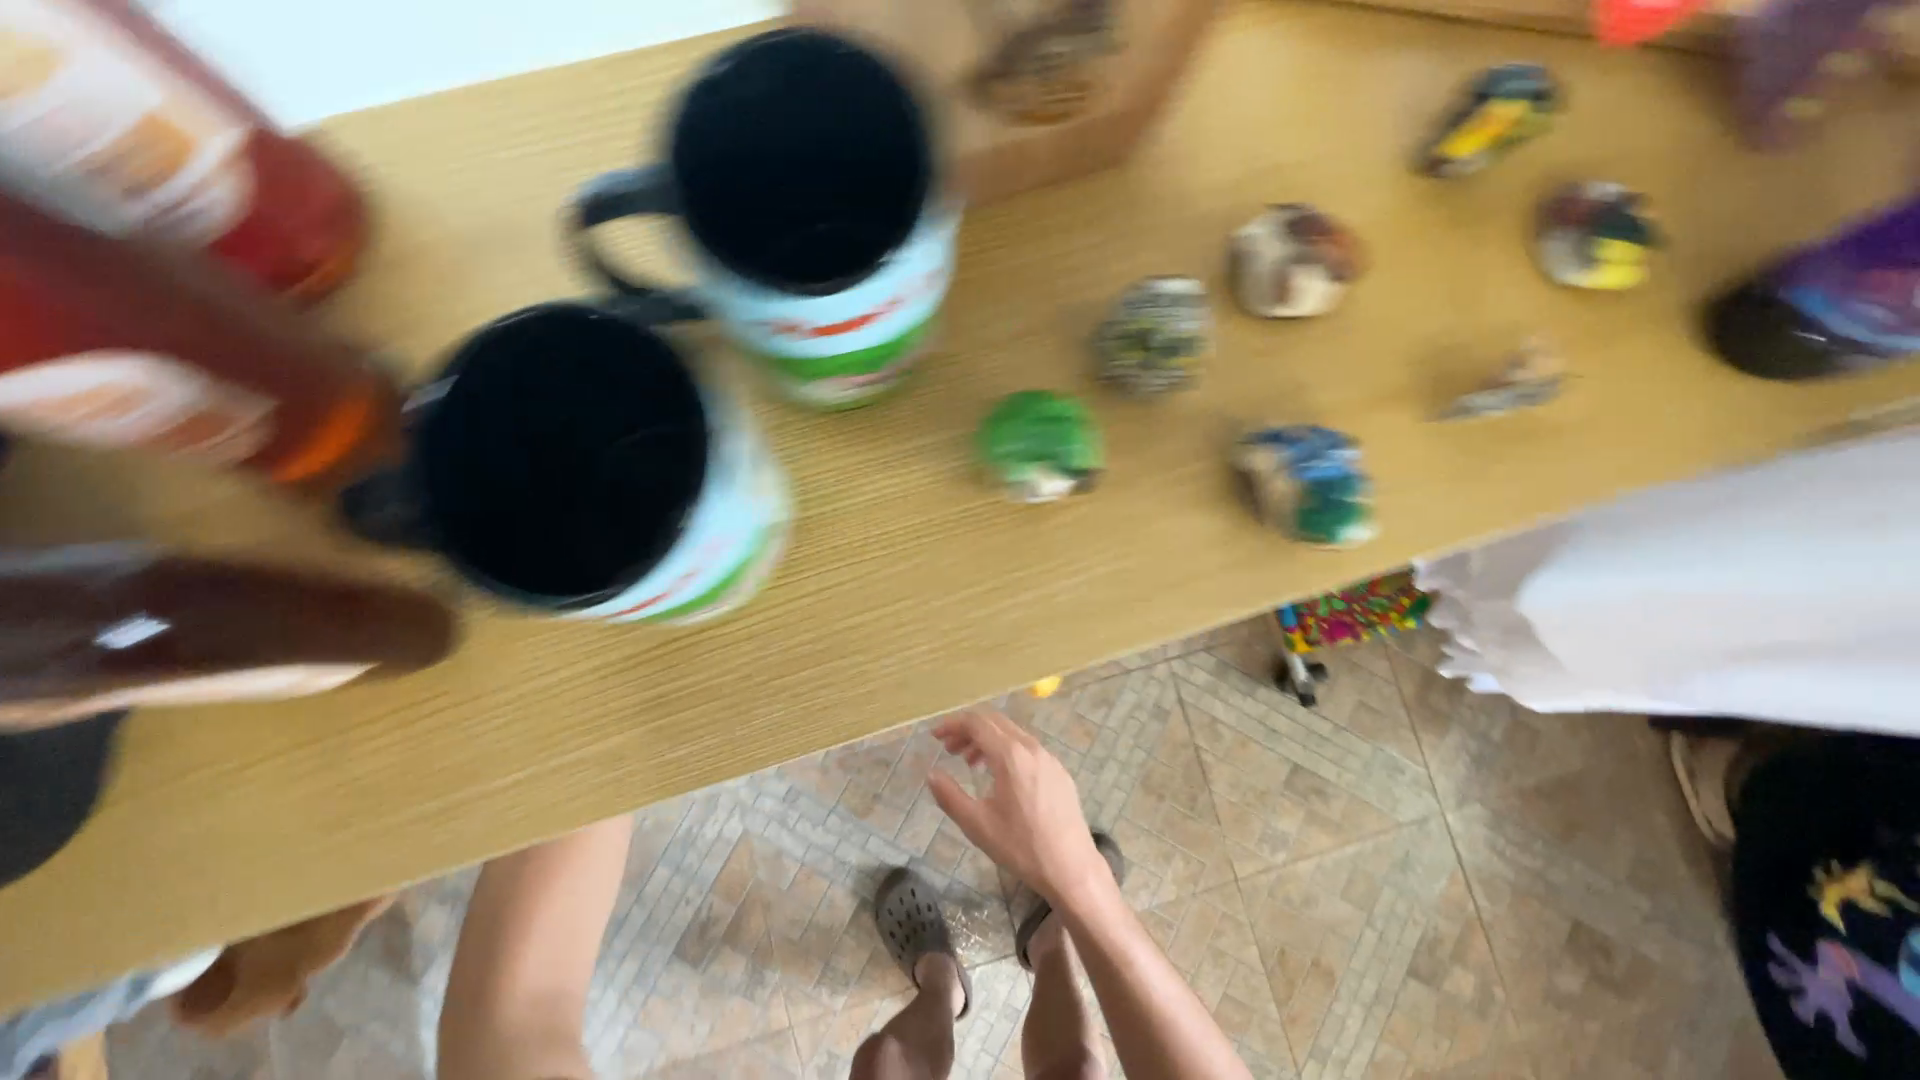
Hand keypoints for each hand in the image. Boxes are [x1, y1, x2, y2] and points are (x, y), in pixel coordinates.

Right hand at [926, 708, 1110, 906]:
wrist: (1071, 868)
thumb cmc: (1021, 847)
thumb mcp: (976, 824)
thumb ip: (949, 796)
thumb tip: (931, 775)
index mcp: (1011, 756)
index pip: (977, 723)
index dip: (952, 725)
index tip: (935, 736)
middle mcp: (1032, 748)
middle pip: (995, 722)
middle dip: (968, 730)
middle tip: (949, 750)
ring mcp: (1050, 759)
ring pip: (1013, 734)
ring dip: (988, 740)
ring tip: (970, 764)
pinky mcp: (1060, 772)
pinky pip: (1028, 749)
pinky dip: (1007, 750)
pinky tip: (1000, 776)